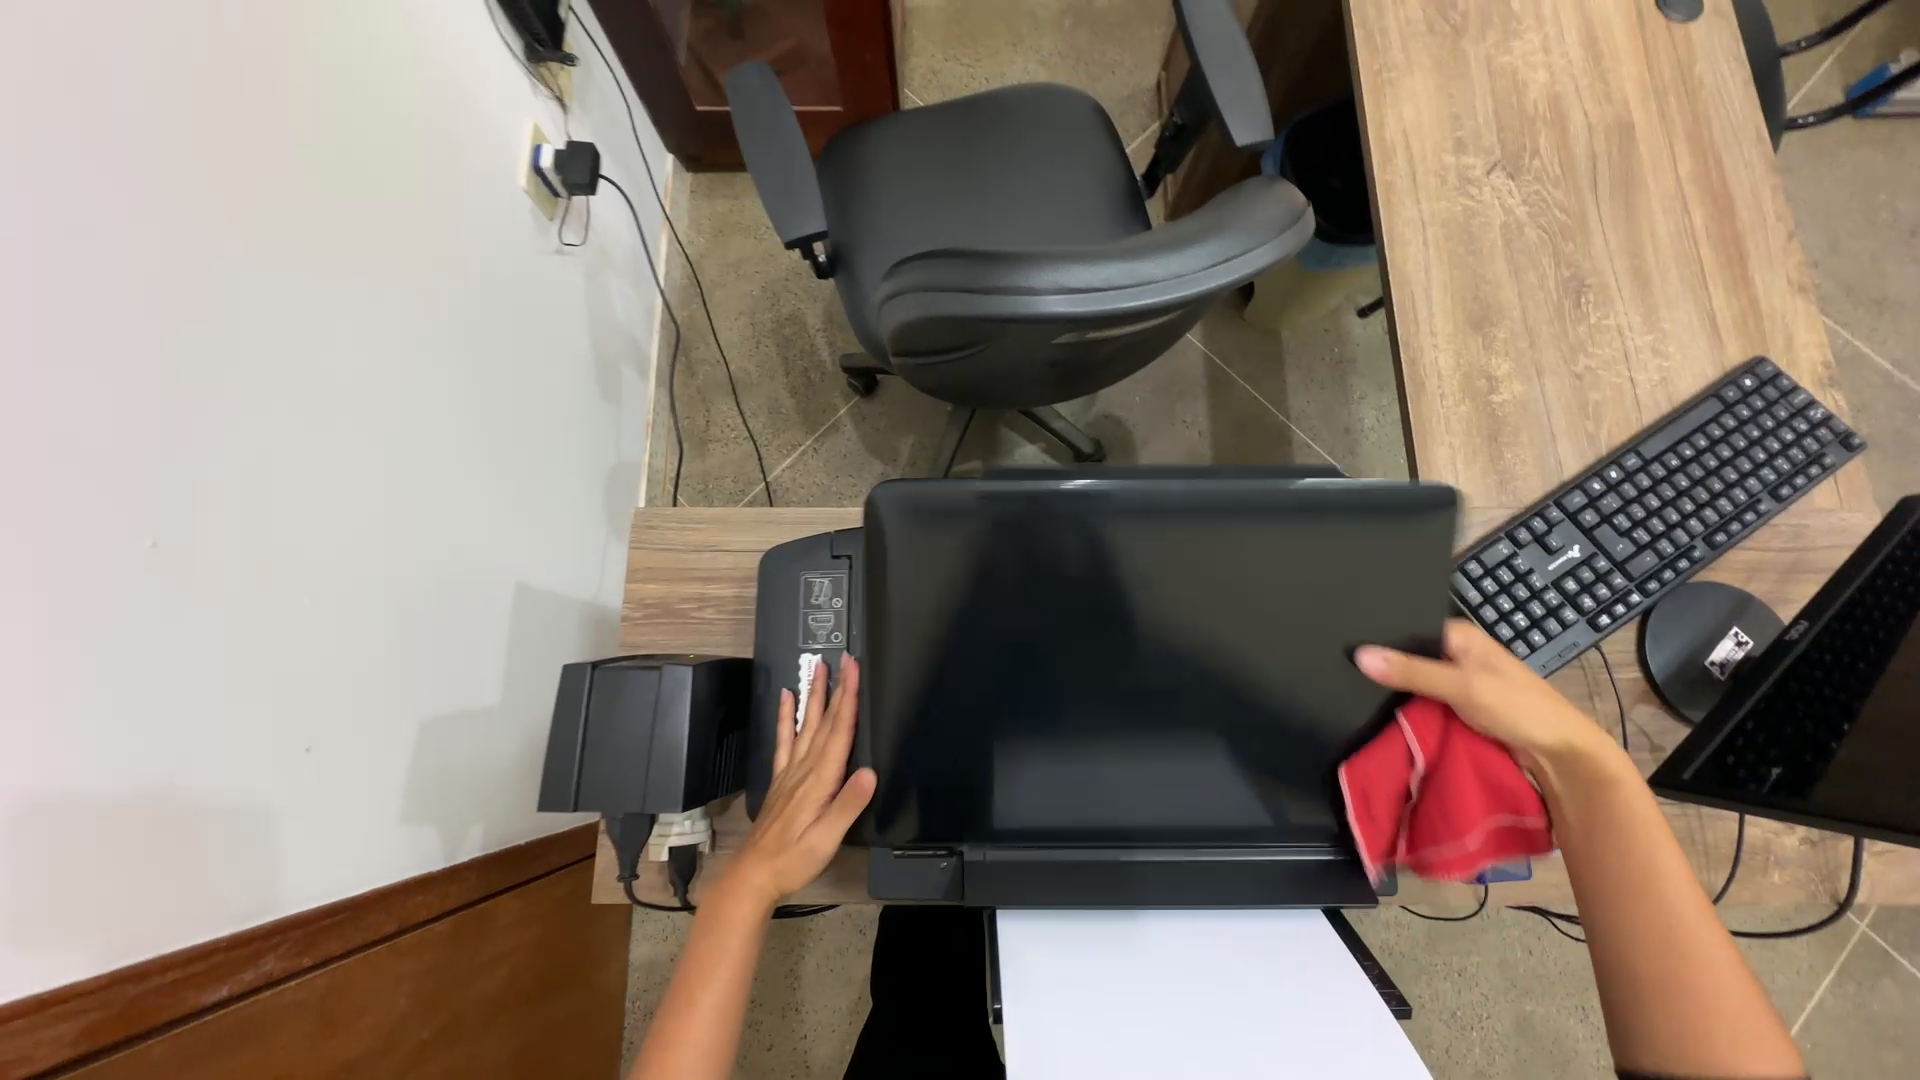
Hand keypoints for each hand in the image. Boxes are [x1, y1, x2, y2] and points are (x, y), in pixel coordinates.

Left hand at [725, 656, 876, 910]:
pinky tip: (785, 698)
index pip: (839, 732)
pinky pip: (784, 740)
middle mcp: (805, 769)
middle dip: (836, 689)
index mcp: (820, 780)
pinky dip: (785, 717)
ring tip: (818, 668)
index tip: (854, 670)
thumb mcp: (827, 839)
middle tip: (844, 659)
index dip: (849, 698)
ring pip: (805, 725)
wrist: (753, 876)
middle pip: (824, 722)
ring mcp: (790, 772)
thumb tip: (870, 772)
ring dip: (814, 695)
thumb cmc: (794, 860)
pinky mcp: (781, 780)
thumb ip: (847, 806)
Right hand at [1353, 619, 1623, 778]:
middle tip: (1345, 673)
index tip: (1345, 650)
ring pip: (1414, 681)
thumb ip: (1410, 671)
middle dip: (1384, 668)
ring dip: (1396, 691)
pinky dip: (1409, 708)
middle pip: (1408, 657)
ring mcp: (1459, 681)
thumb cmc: (1520, 708)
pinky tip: (1385, 711)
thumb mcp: (1460, 686)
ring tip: (1355, 690)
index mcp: (1460, 635)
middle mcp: (1458, 653)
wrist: (1561, 754)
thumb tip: (1359, 655)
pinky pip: (1423, 701)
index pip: (1407, 628)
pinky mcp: (1458, 705)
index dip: (1379, 640)